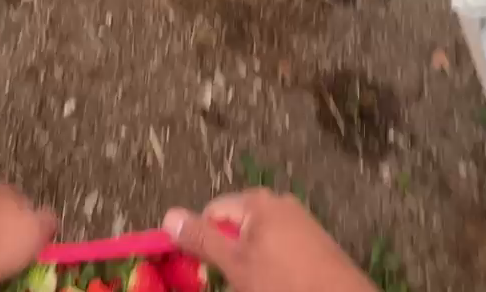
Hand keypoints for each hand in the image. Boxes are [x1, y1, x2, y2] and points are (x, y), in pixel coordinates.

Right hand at [161, 190, 373, 291]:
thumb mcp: (237, 265)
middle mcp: (279, 202)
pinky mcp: (317, 244)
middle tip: (236, 284)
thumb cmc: (286, 285)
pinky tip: (280, 287)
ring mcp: (302, 222)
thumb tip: (167, 215)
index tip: (206, 273)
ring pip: (260, 241)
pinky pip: (282, 250)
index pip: (213, 212)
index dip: (205, 242)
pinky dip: (275, 268)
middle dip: (231, 255)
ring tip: (260, 288)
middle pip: (237, 226)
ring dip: (252, 265)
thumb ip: (202, 239)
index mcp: (257, 201)